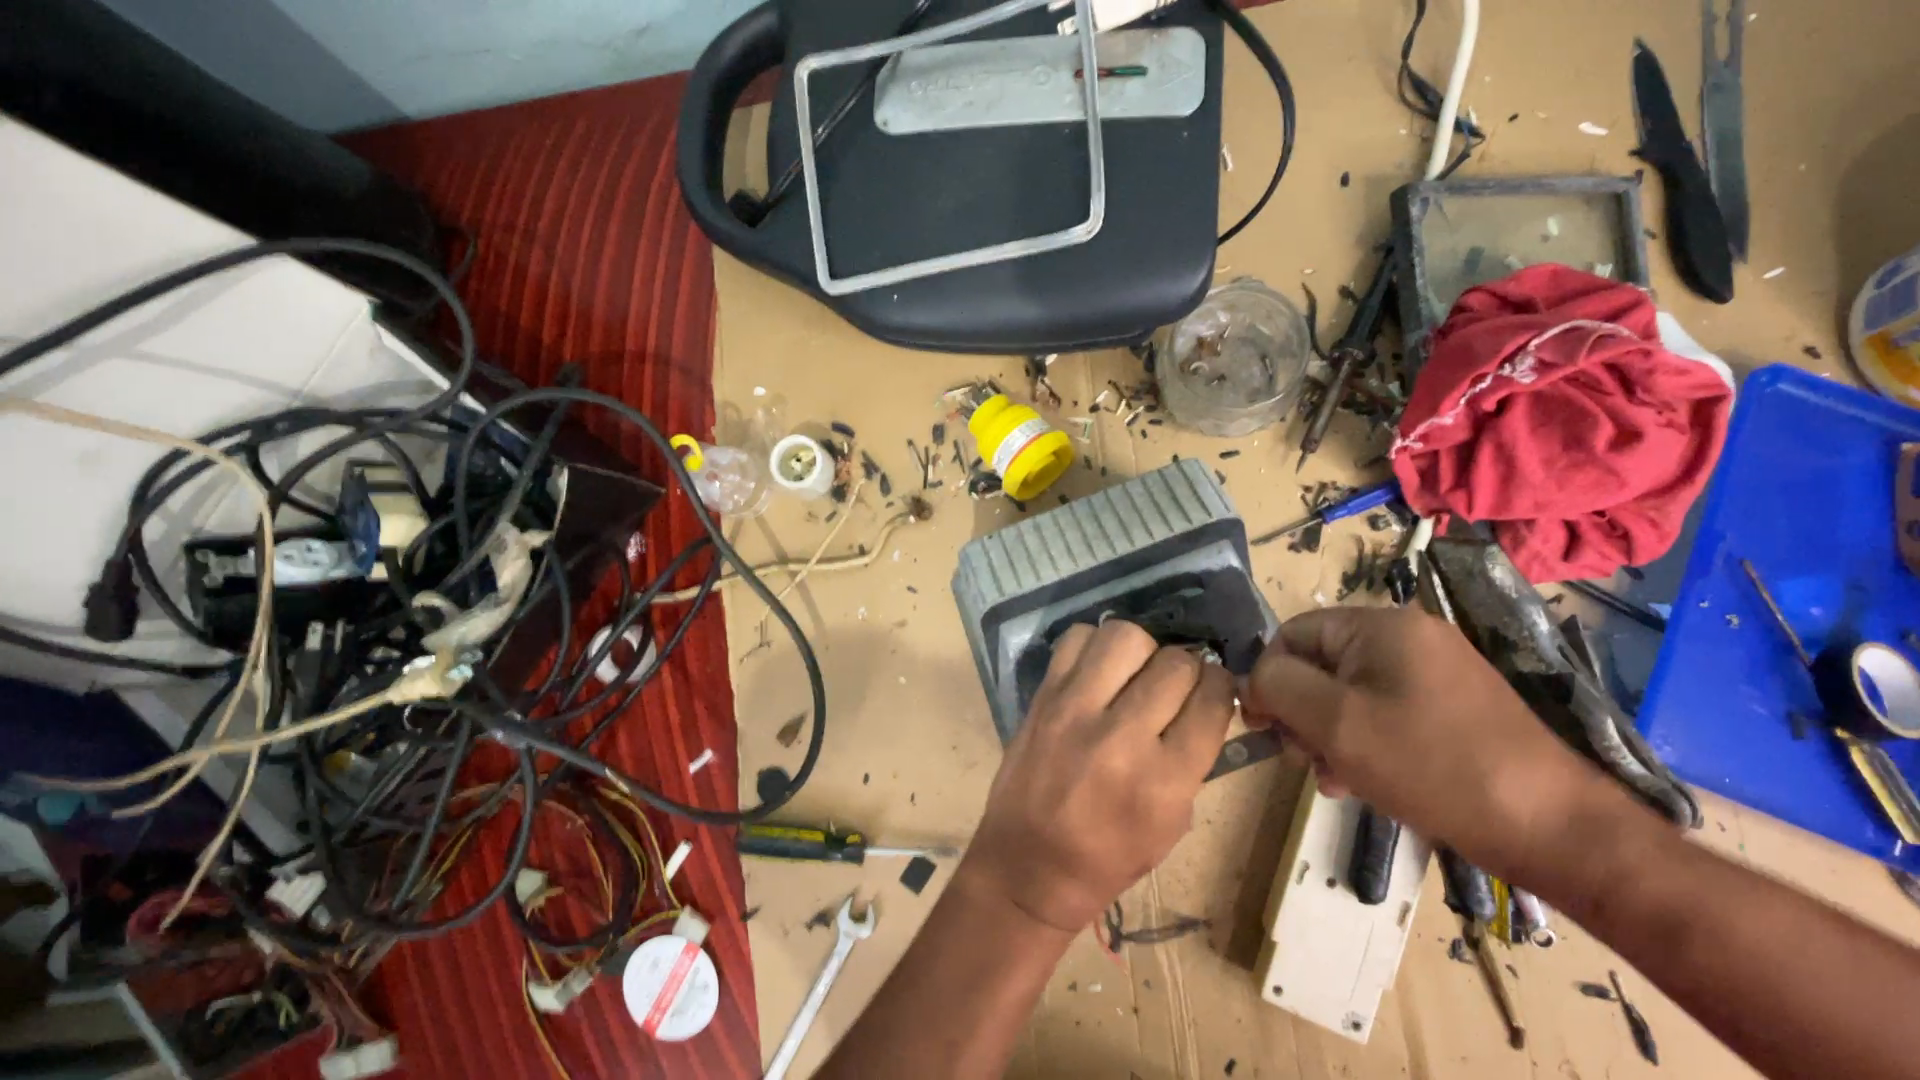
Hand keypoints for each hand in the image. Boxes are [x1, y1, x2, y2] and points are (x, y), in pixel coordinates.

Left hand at [962, 620, 1234, 932]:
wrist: (1028, 865)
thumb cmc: (1109, 857)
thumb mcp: (1174, 822)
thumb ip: (1193, 758)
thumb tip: (1205, 699)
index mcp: (1165, 780)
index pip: (1213, 699)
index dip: (1222, 688)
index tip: (1214, 692)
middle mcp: (1122, 737)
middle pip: (1176, 663)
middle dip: (1187, 670)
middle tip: (1174, 688)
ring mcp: (1076, 710)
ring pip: (1126, 637)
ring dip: (1143, 650)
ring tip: (1136, 674)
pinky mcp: (1042, 697)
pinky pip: (1076, 639)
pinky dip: (1094, 647)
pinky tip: (1098, 672)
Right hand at [1244, 606, 1621, 882]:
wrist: (1549, 825)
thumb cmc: (1432, 765)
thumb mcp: (1337, 723)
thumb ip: (1279, 686)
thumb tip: (1253, 676)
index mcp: (1381, 626)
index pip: (1293, 634)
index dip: (1269, 680)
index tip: (1266, 731)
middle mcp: (1409, 637)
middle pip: (1320, 664)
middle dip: (1302, 713)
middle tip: (1307, 761)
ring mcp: (1435, 673)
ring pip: (1349, 694)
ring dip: (1329, 735)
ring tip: (1336, 780)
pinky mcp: (1453, 708)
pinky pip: (1385, 713)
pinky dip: (1364, 744)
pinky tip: (1363, 783)